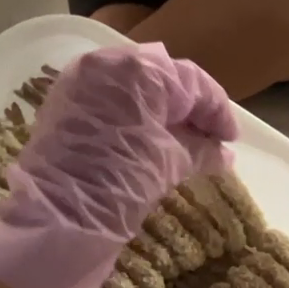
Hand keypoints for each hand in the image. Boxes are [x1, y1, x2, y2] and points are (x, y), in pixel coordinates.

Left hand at [0, 42, 235, 287]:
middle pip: (162, 80)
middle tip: (210, 141)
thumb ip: (200, 151)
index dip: (217, 111)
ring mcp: (82, 84)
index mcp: (139, 72)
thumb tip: (224, 153)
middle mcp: (107, 66)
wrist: (57, 221)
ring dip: (163, 115)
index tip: (231, 140)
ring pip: (136, 91)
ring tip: (184, 147)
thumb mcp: (168, 166)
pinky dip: (135, 120)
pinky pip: (112, 104)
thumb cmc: (119, 187)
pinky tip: (150, 146)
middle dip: (189, 110)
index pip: (191, 82)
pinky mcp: (66, 107)